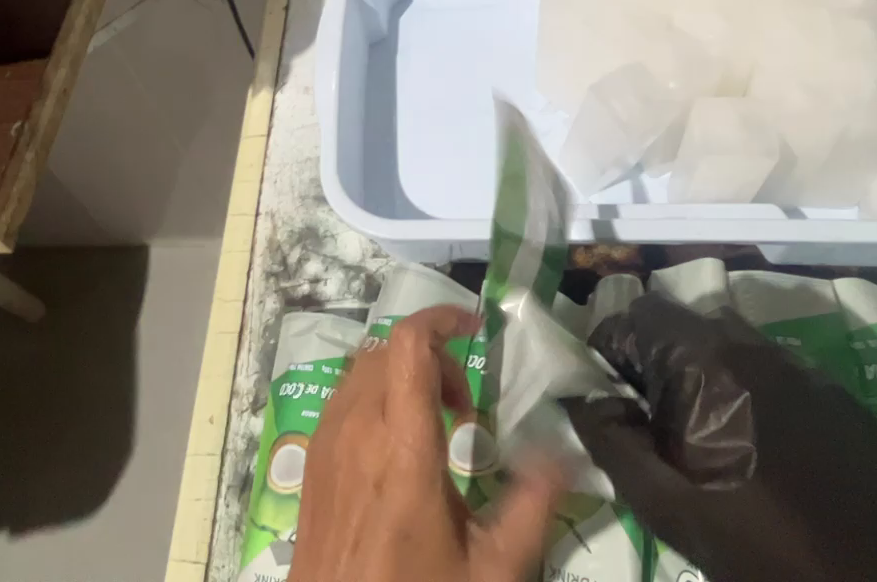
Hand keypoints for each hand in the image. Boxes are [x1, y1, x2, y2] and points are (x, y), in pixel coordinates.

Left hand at [288, 305, 563, 581]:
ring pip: (366, 366)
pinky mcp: (313, 451)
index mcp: (404, 446)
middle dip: (435, 358)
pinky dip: (377, 393)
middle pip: (392, 348)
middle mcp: (359, 425)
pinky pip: (345, 393)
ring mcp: (329, 435)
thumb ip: (531, 506)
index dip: (442, 318)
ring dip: (404, 375)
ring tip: (435, 425)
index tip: (477, 328)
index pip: (410, 344)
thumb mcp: (489, 568)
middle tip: (465, 408)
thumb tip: (563, 454)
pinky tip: (396, 443)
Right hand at [563, 294, 876, 581]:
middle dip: (652, 359)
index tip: (605, 397)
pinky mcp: (839, 396)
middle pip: (678, 324)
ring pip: (726, 343)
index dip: (605, 351)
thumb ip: (612, 440)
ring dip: (700, 371)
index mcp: (702, 361)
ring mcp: (801, 366)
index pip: (630, 317)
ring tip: (702, 433)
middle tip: (650, 420)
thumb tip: (581, 395)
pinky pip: (771, 369)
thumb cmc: (770, 548)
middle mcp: (749, 343)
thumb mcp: (669, 507)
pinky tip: (760, 446)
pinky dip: (746, 388)